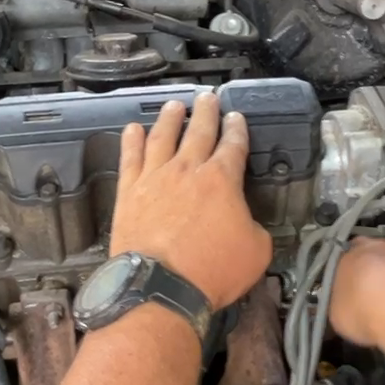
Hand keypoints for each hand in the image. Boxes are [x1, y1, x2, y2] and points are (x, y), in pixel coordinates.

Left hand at [108, 94, 272, 306]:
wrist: (160, 287)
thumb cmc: (211, 271)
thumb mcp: (255, 250)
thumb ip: (253, 226)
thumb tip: (245, 221)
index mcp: (223, 180)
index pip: (233, 145)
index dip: (237, 129)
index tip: (236, 118)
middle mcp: (188, 169)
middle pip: (199, 131)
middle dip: (206, 112)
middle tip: (208, 97)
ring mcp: (155, 177)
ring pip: (163, 136)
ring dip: (170, 118)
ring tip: (174, 105)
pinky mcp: (129, 191)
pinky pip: (130, 157)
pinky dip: (132, 140)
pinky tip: (133, 129)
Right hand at [328, 238, 384, 346]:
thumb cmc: (364, 311)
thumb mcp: (336, 312)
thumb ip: (339, 301)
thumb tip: (342, 304)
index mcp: (356, 251)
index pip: (348, 252)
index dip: (352, 269)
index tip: (352, 285)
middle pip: (383, 253)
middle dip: (381, 269)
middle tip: (379, 294)